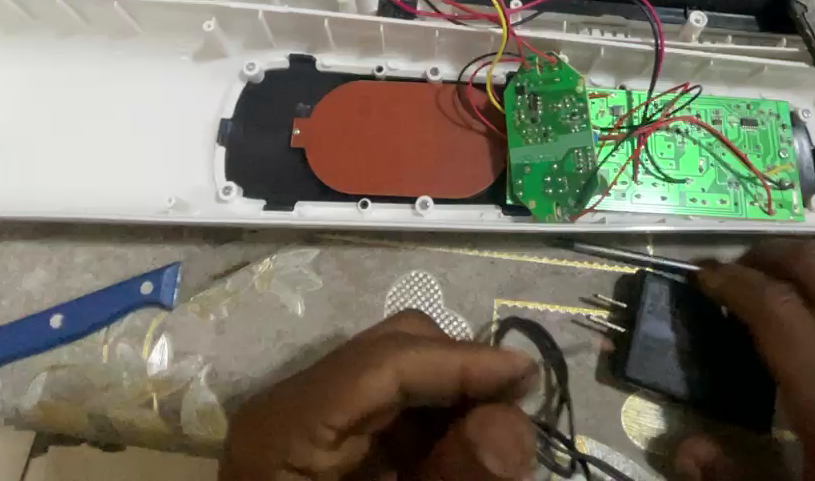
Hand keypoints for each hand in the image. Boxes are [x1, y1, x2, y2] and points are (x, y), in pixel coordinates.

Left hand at [221, 310, 538, 480]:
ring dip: (450, 399)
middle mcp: (292, 402)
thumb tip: (512, 424)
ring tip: (484, 448)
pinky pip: (389, 407)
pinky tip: (451, 458)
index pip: (388, 361)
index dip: (463, 360)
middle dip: (458, 372)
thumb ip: (449, 480)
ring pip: (398, 370)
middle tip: (509, 417)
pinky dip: (430, 425)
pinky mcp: (322, 439)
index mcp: (287, 426)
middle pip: (392, 347)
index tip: (527, 375)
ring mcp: (306, 417)